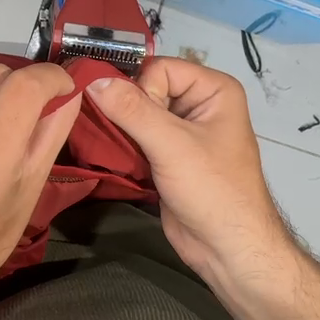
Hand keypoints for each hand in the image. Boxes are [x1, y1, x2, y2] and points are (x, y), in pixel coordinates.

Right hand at [85, 59, 307, 319]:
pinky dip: (122, 141)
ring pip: (137, 111)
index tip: (138, 123)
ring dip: (120, 125)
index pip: (160, 67)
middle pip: (146, 86)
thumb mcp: (171, 145)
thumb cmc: (212, 191)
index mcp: (214, 89)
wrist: (227, 251)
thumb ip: (131, 110)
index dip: (143, 90)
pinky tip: (112, 153)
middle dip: (126, 107)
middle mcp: (199, 103)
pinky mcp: (167, 154)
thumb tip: (92, 79)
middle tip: (116, 133)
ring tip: (109, 143)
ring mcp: (182, 130)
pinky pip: (136, 134)